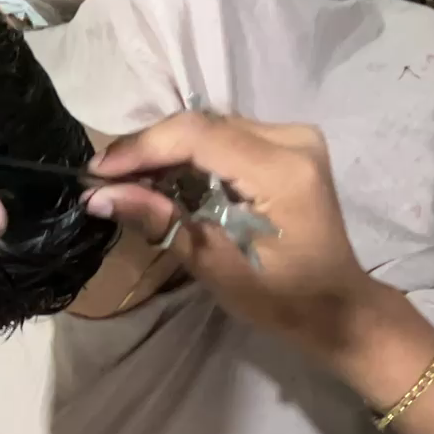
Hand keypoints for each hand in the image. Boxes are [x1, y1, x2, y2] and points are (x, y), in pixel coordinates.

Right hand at [84, 113, 433, 401]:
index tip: (97, 171)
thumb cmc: (281, 298)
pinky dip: (189, 157)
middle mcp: (292, 139)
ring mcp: (293, 138)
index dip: (141, 148)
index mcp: (282, 170)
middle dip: (147, 149)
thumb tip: (99, 196)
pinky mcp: (287, 147)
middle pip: (201, 125)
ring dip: (164, 152)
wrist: (336, 307)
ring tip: (123, 179)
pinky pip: (225, 139)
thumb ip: (160, 220)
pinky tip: (161, 177)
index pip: (197, 136)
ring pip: (210, 128)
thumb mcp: (215, 265)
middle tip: (103, 178)